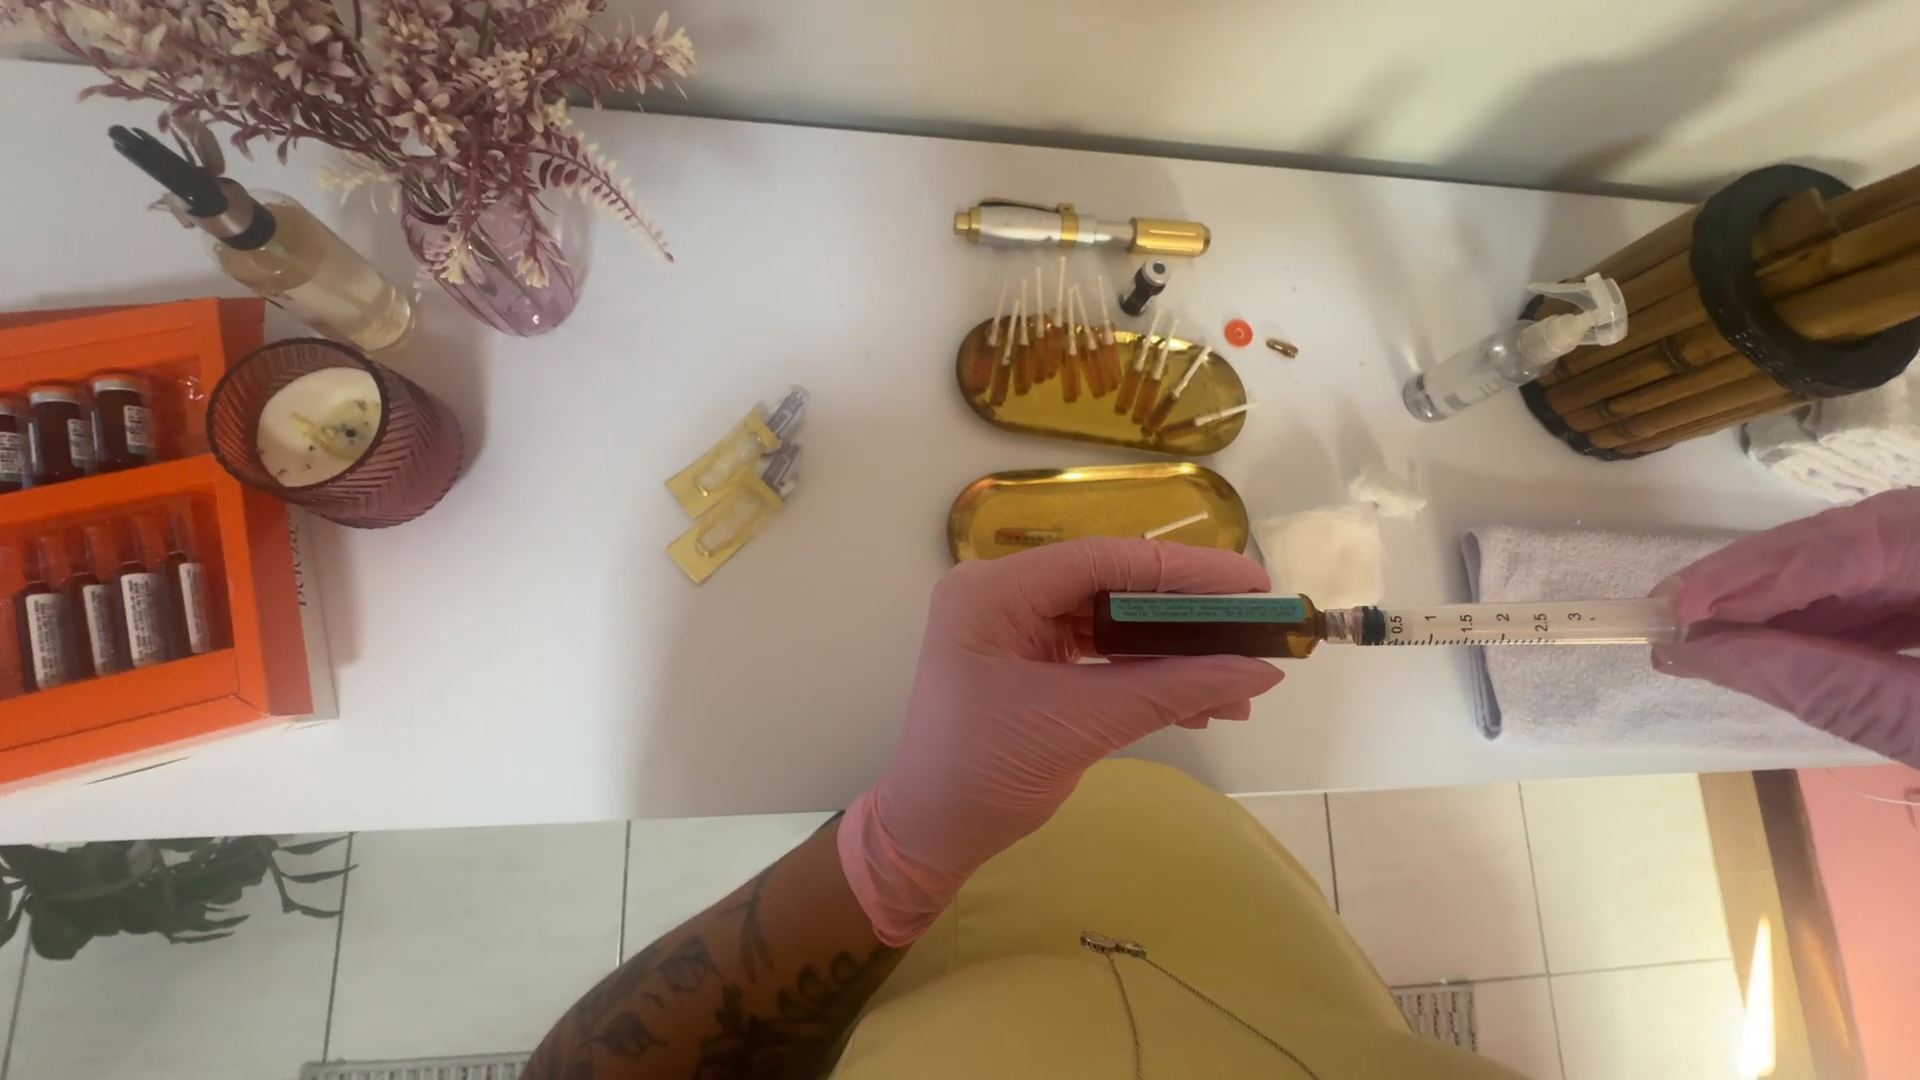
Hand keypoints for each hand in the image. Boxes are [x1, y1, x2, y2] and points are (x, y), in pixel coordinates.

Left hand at [838, 538, 1283, 943]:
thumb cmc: (986, 773)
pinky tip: (1199, 700)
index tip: (1250, 584)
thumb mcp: (1080, 725)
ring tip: (1240, 679)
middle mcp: (1001, 594)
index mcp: (993, 592)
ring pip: (1109, 622)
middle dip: (1183, 614)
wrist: (932, 834)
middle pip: (1109, 586)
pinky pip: (1097, 653)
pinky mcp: (1029, 658)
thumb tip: (1260, 671)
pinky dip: (1144, 675)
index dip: (1182, 569)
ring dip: (1171, 653)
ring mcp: (1014, 625)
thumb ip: (1169, 691)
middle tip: (1255, 625)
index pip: (1101, 560)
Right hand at [1653, 487, 1919, 765]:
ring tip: (1706, 629)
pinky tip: (1777, 639)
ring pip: (1878, 562)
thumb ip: (1827, 686)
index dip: (1765, 567)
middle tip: (1672, 614)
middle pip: (1871, 538)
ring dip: (1788, 599)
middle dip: (1765, 578)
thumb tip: (1693, 651)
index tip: (1675, 604)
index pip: (1878, 538)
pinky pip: (1900, 589)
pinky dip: (1834, 617)